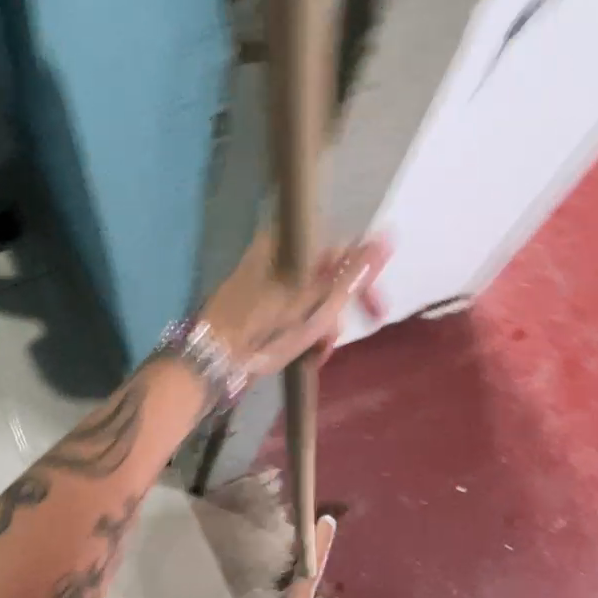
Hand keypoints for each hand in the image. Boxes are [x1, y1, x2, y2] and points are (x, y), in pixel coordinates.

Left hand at [198, 232, 391, 379]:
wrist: (211, 359)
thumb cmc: (264, 331)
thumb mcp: (315, 304)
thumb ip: (352, 273)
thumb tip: (387, 238)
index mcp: (288, 245)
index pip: (342, 251)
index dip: (362, 282)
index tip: (377, 313)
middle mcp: (276, 256)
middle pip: (326, 278)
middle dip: (337, 313)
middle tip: (335, 342)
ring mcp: (265, 282)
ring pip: (310, 300)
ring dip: (321, 328)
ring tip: (316, 353)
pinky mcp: (256, 306)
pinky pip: (291, 313)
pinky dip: (302, 332)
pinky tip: (303, 355)